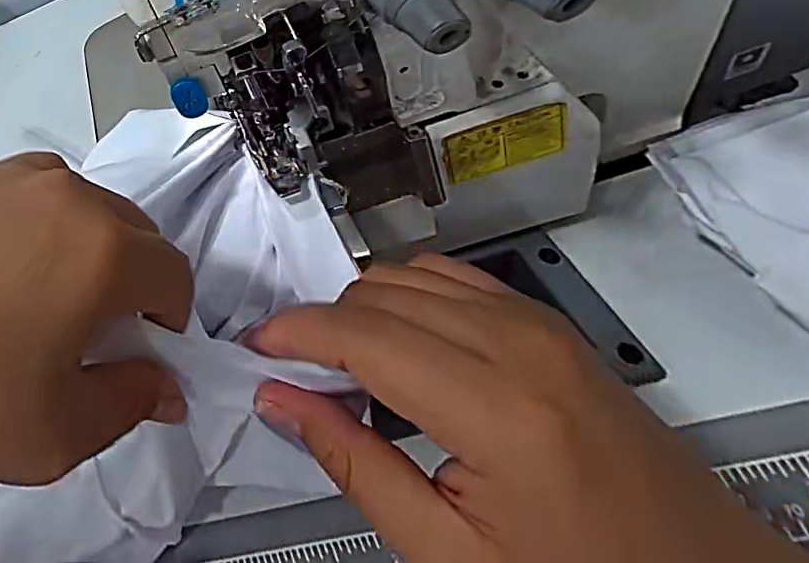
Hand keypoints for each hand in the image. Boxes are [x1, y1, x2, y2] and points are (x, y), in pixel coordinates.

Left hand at [0, 152, 193, 485]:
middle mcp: (73, 196)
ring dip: (93, 252)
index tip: (139, 356)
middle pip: (139, 235)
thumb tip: (163, 384)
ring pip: (91, 211)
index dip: (169, 323)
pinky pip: (43, 196)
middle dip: (135, 285)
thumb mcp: (56, 432)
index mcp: (106, 249)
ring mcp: (22, 177)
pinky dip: (49, 228)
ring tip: (44, 303)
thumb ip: (129, 404)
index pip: (175, 276)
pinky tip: (3, 270)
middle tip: (92, 337)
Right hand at [250, 255, 808, 562]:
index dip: (294, 334)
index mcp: (500, 412)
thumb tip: (284, 401)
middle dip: (324, 326)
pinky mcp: (547, 322)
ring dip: (362, 309)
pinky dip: (405, 296)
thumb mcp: (454, 558)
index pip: (360, 335)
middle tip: (306, 377)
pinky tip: (402, 342)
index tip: (260, 348)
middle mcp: (520, 345)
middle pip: (375, 295)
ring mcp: (539, 325)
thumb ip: (355, 465)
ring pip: (405, 275)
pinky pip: (448, 274)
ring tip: (352, 366)